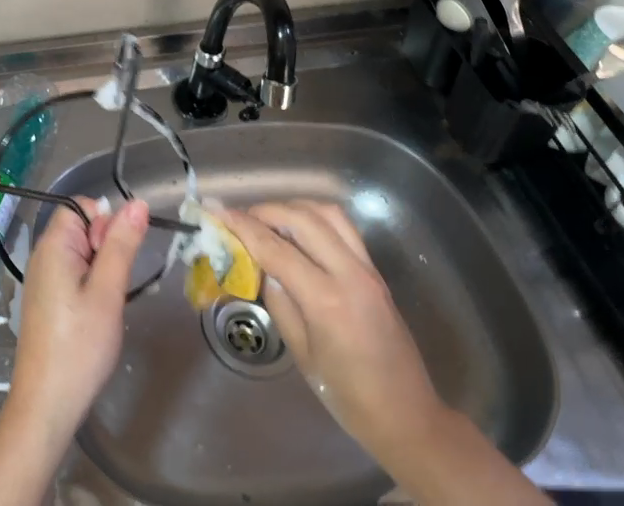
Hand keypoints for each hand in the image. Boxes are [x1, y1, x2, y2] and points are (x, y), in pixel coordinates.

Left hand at [6, 197, 148, 435]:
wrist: (48, 401)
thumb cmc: (80, 345)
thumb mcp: (107, 291)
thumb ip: (122, 245)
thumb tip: (138, 203)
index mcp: (53, 245)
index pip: (82, 206)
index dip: (106, 223)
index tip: (117, 257)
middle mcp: (43, 255)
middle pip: (83, 228)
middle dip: (108, 248)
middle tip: (113, 286)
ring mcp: (44, 279)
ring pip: (83, 254)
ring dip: (103, 270)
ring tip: (108, 303)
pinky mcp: (48, 300)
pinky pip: (75, 275)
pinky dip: (93, 286)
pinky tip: (98, 315)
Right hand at [218, 200, 444, 454]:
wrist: (407, 415)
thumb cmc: (347, 395)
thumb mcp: (301, 352)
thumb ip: (278, 301)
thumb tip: (258, 266)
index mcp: (327, 301)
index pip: (275, 248)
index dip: (241, 227)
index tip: (216, 212)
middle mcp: (351, 274)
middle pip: (302, 219)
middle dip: (265, 211)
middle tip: (238, 218)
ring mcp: (369, 270)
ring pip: (328, 214)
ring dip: (293, 208)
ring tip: (267, 220)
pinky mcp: (376, 272)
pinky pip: (344, 228)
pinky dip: (315, 219)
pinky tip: (297, 232)